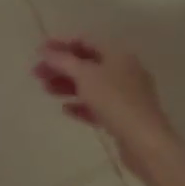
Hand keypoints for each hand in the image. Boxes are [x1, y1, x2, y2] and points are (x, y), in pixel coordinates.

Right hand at [33, 38, 173, 158]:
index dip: (60, 44)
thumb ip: (63, 61)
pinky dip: (81, 105)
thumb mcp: (85, 76)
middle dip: (60, 67)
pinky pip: (98, 105)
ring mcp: (126, 95)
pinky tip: (66, 109)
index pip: (84, 41)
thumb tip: (46, 51)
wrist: (147, 144)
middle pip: (86, 64)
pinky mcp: (125, 117)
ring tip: (46, 90)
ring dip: (67, 85)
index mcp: (118, 55)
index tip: (39, 51)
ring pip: (91, 85)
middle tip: (37, 73)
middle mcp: (124, 71)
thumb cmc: (115, 101)